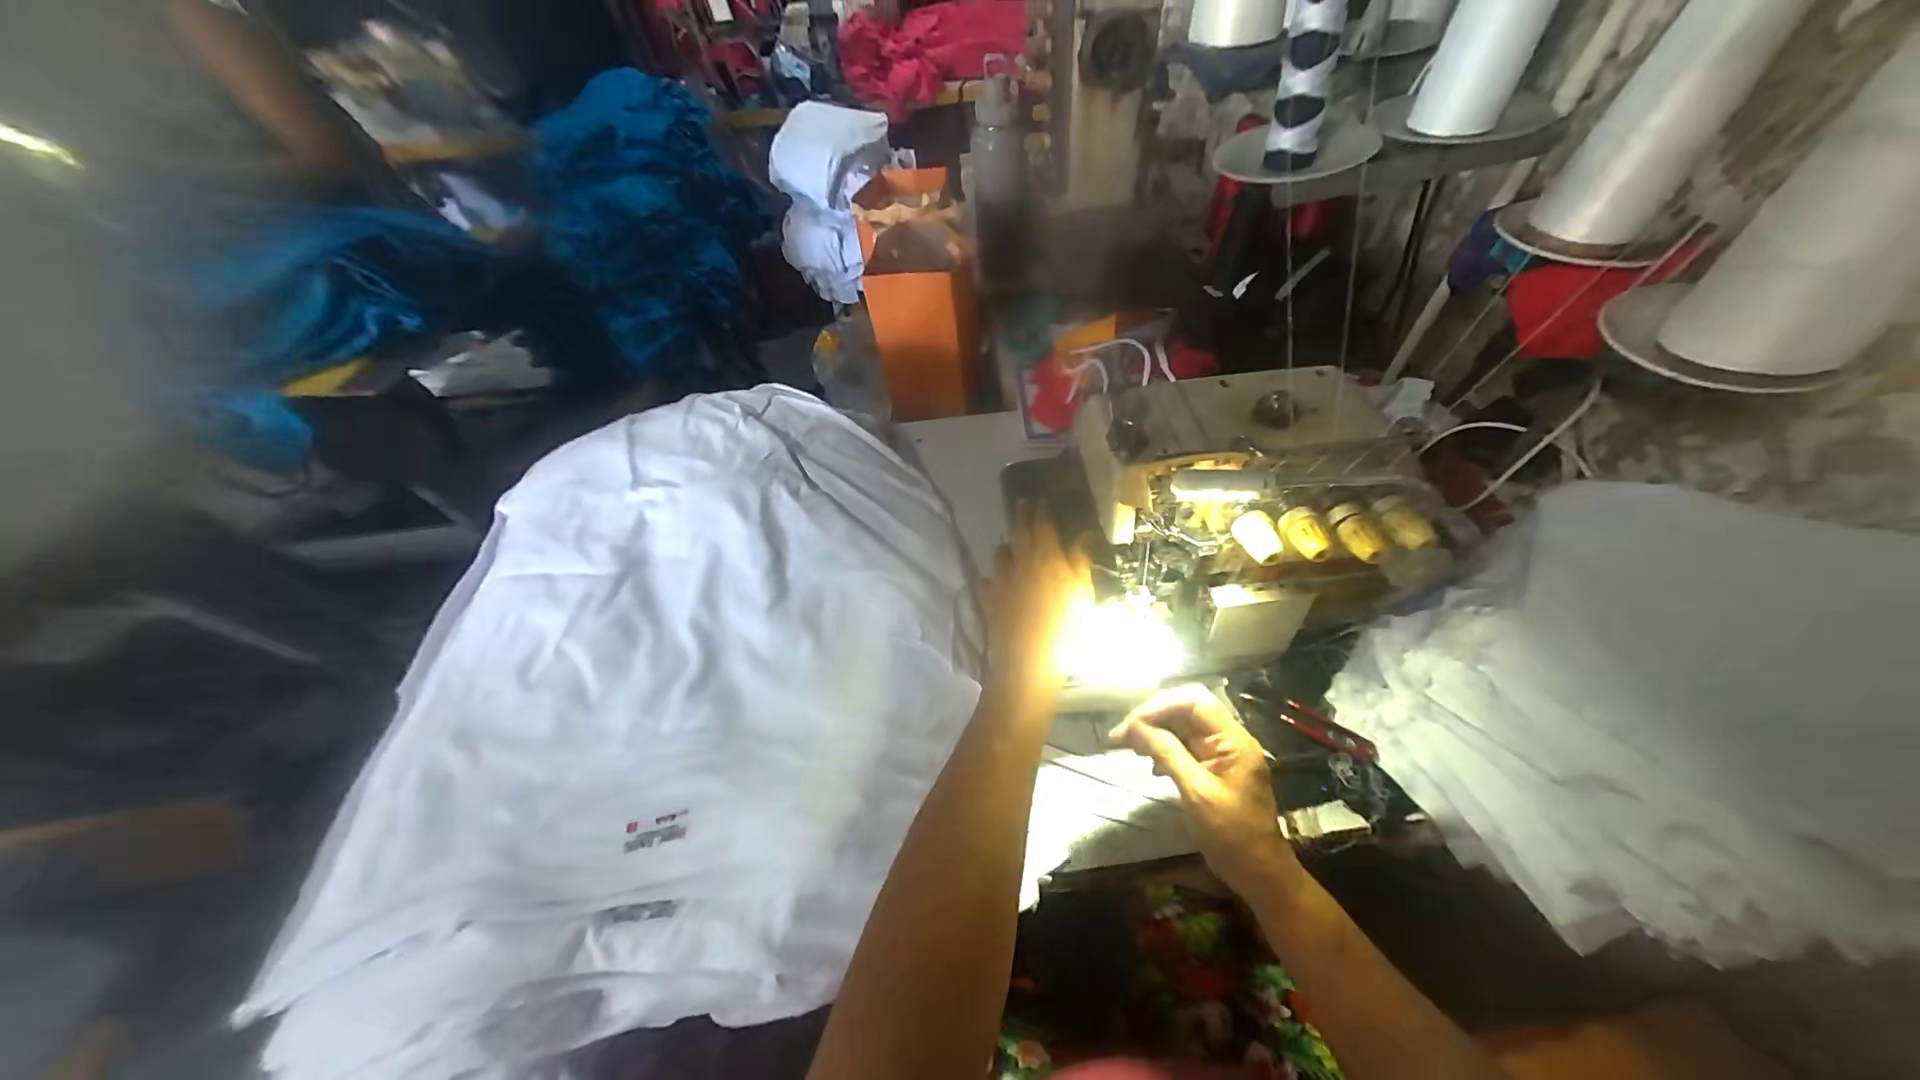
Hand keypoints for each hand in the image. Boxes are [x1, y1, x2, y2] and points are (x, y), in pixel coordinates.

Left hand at [986, 501, 1090, 700]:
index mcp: (1046, 556)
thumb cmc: (1067, 627)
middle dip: (1021, 515)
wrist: (1029, 660)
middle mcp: (1020, 561)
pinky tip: (993, 582)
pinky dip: (992, 579)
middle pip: (1018, 531)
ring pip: (1000, 554)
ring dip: (1006, 547)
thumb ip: (1080, 563)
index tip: (1040, 498)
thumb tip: (1082, 537)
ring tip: (1010, 545)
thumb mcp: (1083, 593)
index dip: (1041, 510)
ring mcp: (1001, 580)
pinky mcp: (988, 599)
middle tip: (1022, 503)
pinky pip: (987, 581)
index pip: (1042, 524)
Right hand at [1108, 683, 1298, 895]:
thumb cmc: (1232, 835)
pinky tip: (1150, 764)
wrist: (1260, 874)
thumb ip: (1167, 754)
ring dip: (1155, 732)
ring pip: (1183, 727)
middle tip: (1123, 735)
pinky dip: (1164, 748)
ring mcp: (1222, 754)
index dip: (1160, 706)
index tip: (1131, 725)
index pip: (1194, 702)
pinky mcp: (1214, 769)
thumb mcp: (1197, 793)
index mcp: (1234, 740)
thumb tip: (1134, 726)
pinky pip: (1185, 746)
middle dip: (1153, 717)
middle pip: (1187, 710)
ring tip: (1129, 746)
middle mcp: (1229, 740)